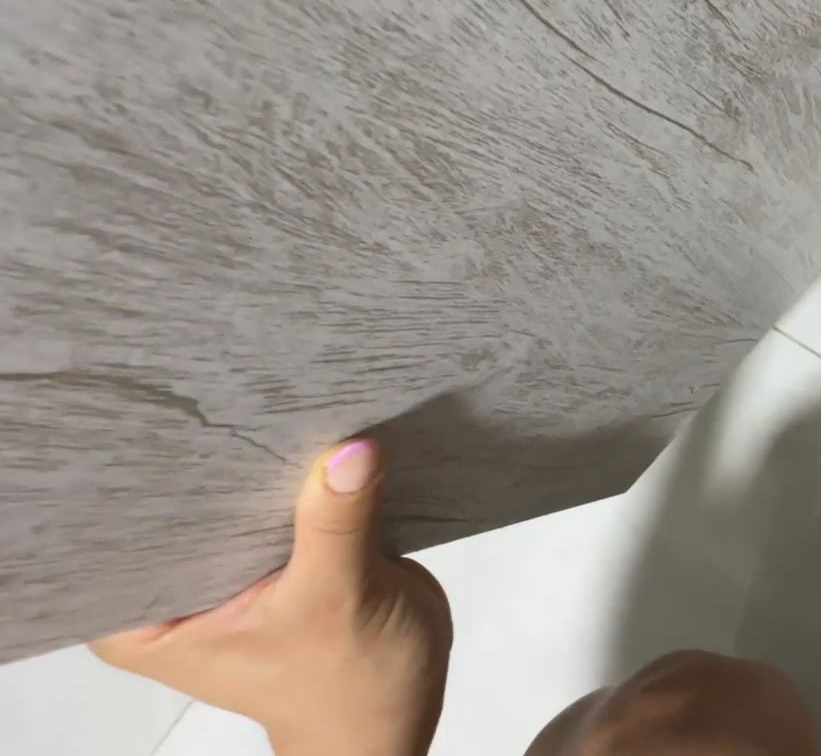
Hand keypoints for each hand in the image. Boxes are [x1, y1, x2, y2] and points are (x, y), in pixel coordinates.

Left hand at [91, 440, 452, 755]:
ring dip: (295, 463)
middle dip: (244, 458)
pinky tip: (351, 438)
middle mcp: (190, 582)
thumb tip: (353, 449)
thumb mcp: (334, 602)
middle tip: (278, 396)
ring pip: (262, 494)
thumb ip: (336, 525)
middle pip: (206, 501)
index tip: (213, 416)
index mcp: (149, 612)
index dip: (173, 472)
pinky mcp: (305, 548)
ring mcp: (250, 564)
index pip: (140, 526)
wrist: (401, 703)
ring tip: (319, 406)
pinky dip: (332, 476)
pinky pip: (310, 498)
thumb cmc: (348, 676)